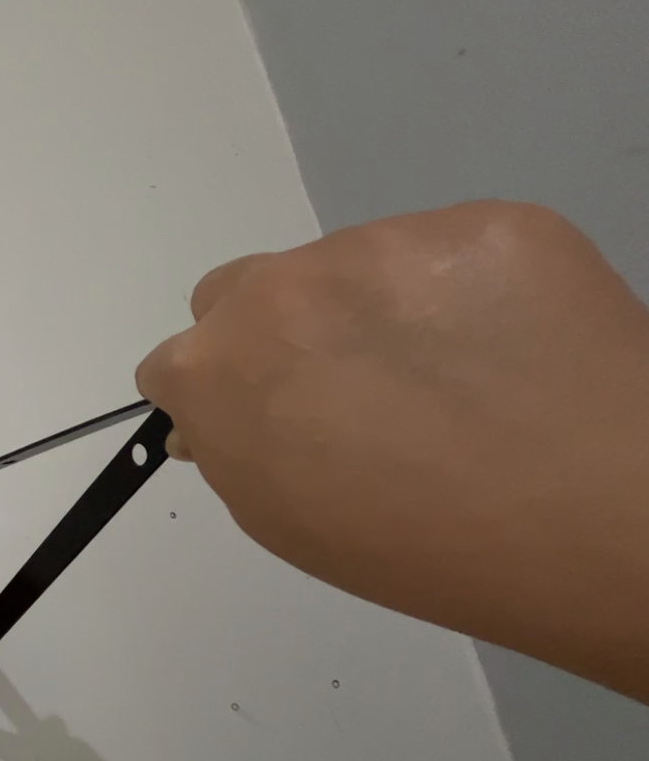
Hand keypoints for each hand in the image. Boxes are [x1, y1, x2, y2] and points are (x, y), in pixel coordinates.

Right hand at [136, 201, 648, 698]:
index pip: (171, 363)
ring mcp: (376, 247)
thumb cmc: (398, 536)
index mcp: (204, 365)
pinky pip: (436, 251)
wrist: (588, 514)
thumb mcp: (267, 510)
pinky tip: (493, 345)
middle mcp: (271, 290)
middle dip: (261, 332)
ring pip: (336, 266)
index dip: (210, 394)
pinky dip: (448, 290)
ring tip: (436, 370)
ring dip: (357, 307)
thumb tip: (221, 416)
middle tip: (330, 384)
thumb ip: (223, 444)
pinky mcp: (481, 224)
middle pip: (231, 293)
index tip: (256, 419)